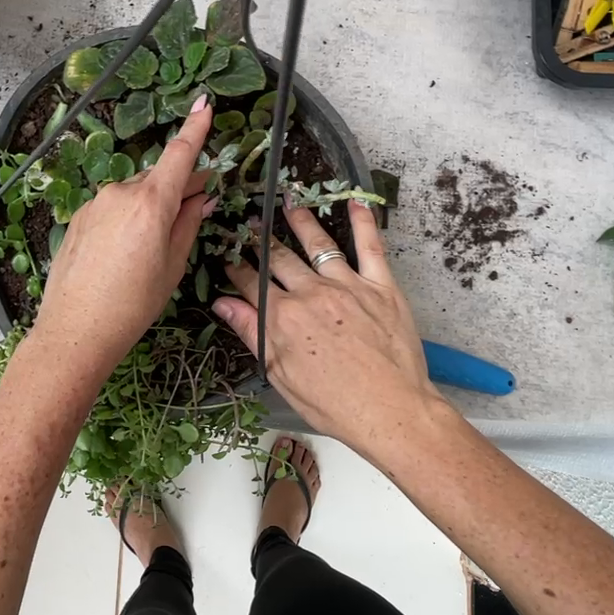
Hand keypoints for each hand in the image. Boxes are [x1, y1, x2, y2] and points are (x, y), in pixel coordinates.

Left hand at [30, 96, 215, 375]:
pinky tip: (126, 253)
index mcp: (151, 202)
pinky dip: (128, 218)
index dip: (195, 129)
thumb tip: (200, 198)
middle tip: (196, 210)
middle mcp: (121, 193)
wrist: (75, 331)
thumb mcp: (172, 266)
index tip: (204, 104)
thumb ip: (188, 224)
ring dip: (151, 207)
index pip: (179, 154)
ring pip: (135, 195)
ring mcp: (96, 204)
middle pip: (159, 178)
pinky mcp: (80, 217)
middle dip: (179, 188)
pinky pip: (113, 208)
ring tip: (153, 249)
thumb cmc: (132, 305)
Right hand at [212, 200, 444, 443]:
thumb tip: (222, 304)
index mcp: (283, 317)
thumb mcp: (279, 375)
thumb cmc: (333, 404)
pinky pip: (371, 247)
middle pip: (280, 259)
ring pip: (319, 245)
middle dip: (261, 240)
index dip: (236, 268)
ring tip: (291, 205)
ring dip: (302, 223)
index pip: (251, 283)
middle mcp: (312, 293)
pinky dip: (364, 223)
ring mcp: (349, 286)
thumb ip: (252, 333)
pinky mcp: (381, 287)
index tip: (227, 256)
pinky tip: (356, 203)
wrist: (390, 411)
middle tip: (251, 225)